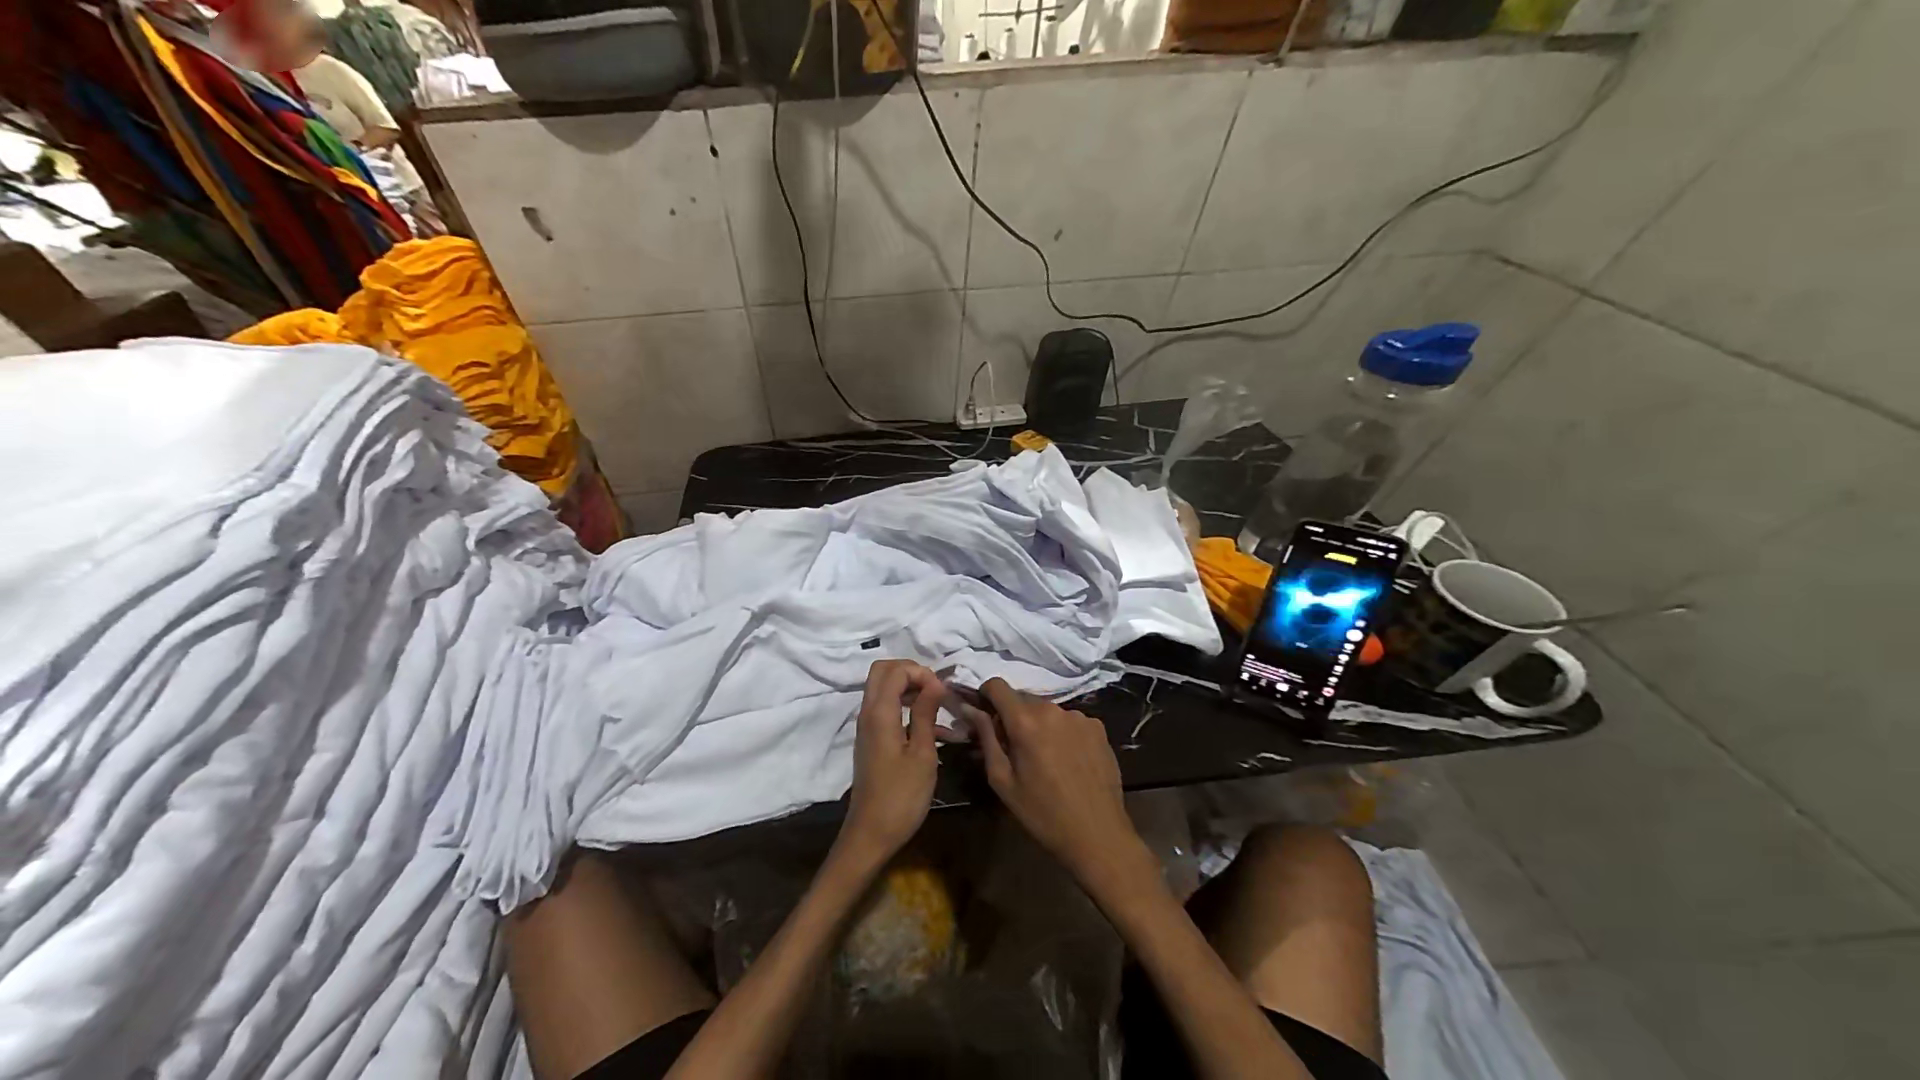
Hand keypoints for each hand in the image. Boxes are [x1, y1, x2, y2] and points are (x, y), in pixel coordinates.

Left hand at [841, 660, 943, 861]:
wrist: (871, 834)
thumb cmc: (901, 796)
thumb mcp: (923, 754)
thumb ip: (926, 714)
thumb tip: (935, 683)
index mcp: (879, 713)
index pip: (894, 670)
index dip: (920, 672)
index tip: (943, 692)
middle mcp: (868, 713)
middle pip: (883, 673)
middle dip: (912, 673)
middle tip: (938, 691)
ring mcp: (868, 727)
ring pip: (884, 690)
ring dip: (911, 690)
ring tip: (941, 707)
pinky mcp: (872, 740)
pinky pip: (887, 710)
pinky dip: (907, 709)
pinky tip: (936, 729)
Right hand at [974, 679, 1147, 882]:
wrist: (1097, 834)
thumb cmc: (1042, 813)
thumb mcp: (1003, 781)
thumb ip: (986, 738)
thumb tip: (971, 709)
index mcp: (1025, 721)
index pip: (997, 685)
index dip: (986, 696)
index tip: (984, 716)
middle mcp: (1053, 709)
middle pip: (1023, 699)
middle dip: (1013, 716)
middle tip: (1013, 747)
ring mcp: (1079, 716)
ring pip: (1047, 711)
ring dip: (1039, 725)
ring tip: (1044, 758)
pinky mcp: (1098, 727)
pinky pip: (1070, 721)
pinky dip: (1062, 732)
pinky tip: (1068, 760)